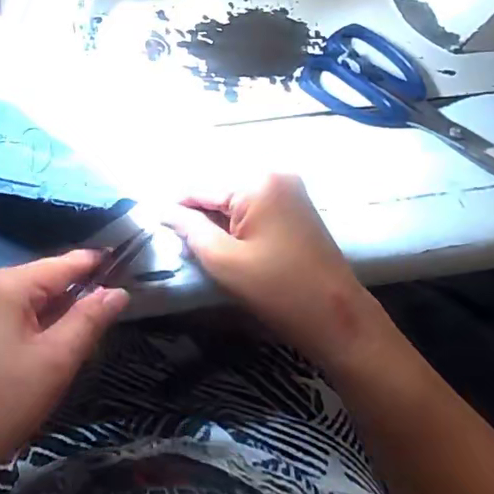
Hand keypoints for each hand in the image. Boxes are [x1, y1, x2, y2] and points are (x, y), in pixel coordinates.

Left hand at [0, 250, 129, 484]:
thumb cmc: (3, 401)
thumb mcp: (56, 359)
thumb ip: (89, 319)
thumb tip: (118, 290)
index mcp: (8, 283)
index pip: (64, 262)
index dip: (99, 265)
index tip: (133, 269)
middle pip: (48, 279)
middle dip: (80, 295)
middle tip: (116, 317)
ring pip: (34, 301)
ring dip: (61, 315)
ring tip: (92, 335)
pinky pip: (17, 316)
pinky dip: (41, 327)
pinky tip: (56, 349)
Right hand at [164, 174, 392, 370]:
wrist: (338, 319)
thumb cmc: (278, 290)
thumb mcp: (224, 261)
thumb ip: (189, 229)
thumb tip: (163, 210)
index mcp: (257, 183)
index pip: (199, 188)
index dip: (175, 209)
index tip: (155, 228)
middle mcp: (275, 175)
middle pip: (219, 190)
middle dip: (199, 214)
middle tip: (183, 244)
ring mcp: (291, 190)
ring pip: (235, 200)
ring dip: (217, 220)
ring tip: (204, 247)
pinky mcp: (298, 207)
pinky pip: (255, 207)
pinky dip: (238, 223)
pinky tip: (231, 246)